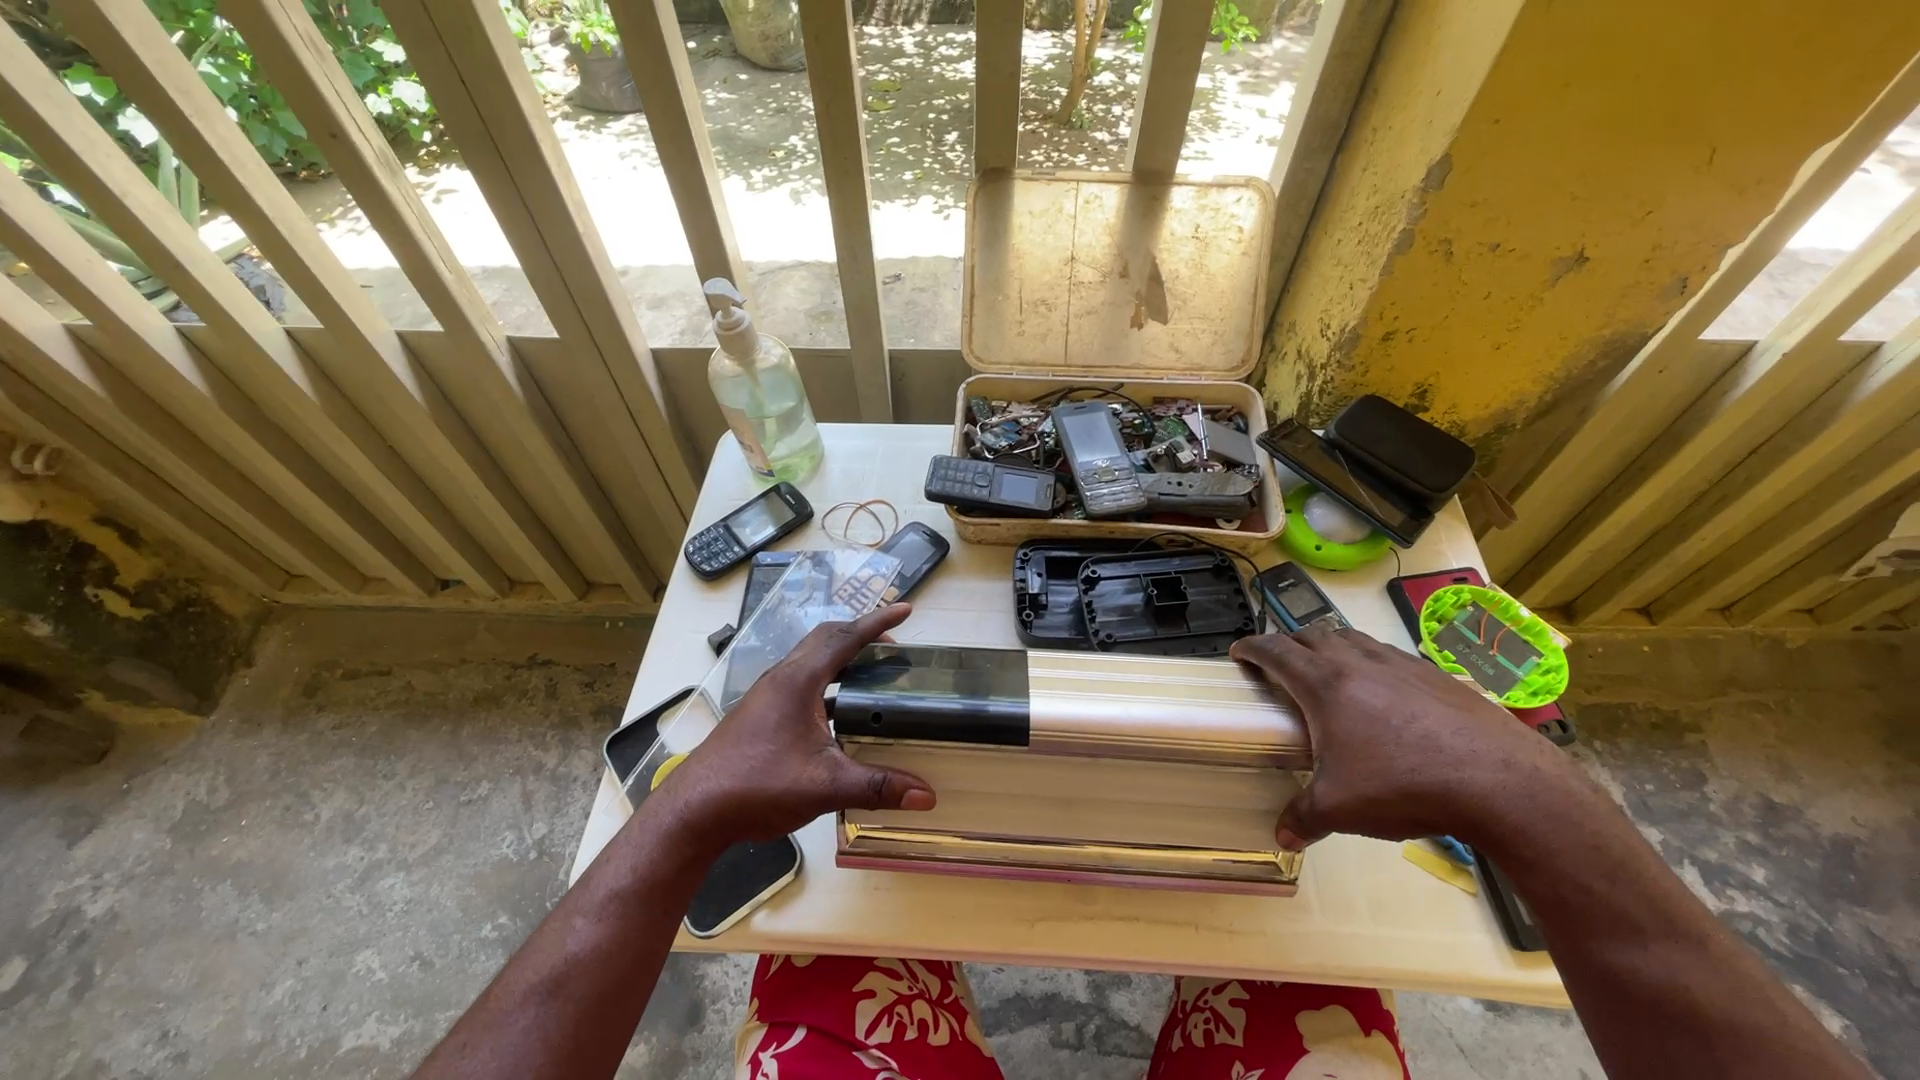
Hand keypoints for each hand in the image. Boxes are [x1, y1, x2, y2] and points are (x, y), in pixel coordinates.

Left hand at [654, 603, 934, 851]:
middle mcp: (782, 679)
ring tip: (872, 674)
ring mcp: (768, 697)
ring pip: (810, 662)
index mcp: (798, 680)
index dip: (878, 621)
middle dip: (860, 634)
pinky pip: (802, 684)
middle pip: (825, 640)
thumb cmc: (758, 786)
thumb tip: (927, 795)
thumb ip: (878, 786)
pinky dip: (828, 684)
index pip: (845, 638)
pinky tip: (840, 715)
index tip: (906, 607)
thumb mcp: (826, 786)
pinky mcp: (760, 716)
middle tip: (893, 645)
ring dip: (842, 659)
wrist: (695, 811)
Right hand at [1229, 623, 1582, 850]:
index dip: (1252, 648)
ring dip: (1332, 647)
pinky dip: (1373, 665)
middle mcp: (1360, 662)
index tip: (1239, 652)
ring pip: (1355, 639)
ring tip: (1329, 672)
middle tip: (1279, 663)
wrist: (1500, 782)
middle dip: (1289, 643)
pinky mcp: (1439, 677)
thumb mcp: (1341, 808)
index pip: (1276, 650)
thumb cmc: (1404, 786)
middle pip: (1313, 634)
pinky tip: (1385, 696)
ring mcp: (1403, 665)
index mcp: (1325, 683)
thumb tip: (1282, 837)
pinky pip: (1392, 657)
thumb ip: (1304, 817)